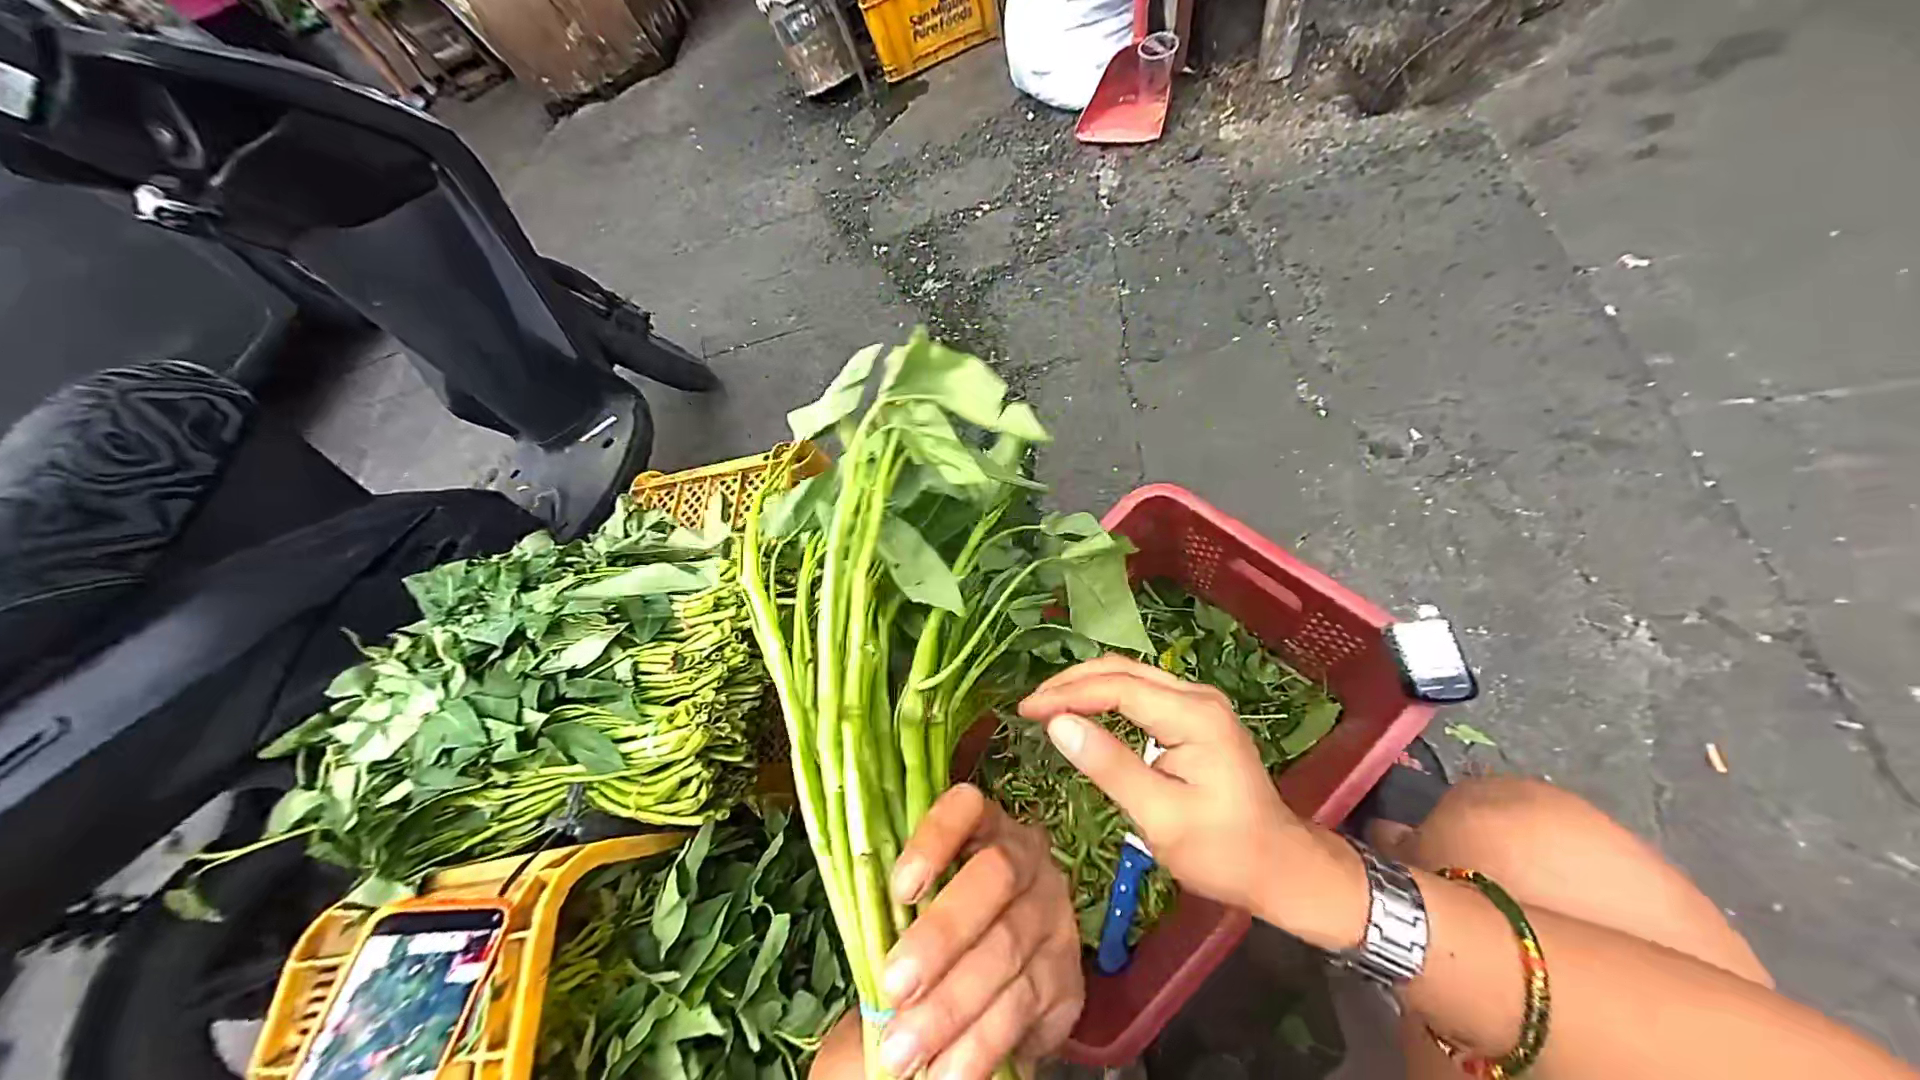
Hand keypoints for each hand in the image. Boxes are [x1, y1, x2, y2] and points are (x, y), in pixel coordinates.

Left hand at [874, 784, 1082, 1079]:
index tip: (900, 887)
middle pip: (994, 878)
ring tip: (903, 1050)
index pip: (966, 808)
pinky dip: (979, 1044)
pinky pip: (1022, 1007)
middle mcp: (1026, 858)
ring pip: (1006, 950)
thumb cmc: (943, 919)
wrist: (1000, 973)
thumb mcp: (923, 899)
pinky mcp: (1066, 974)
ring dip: (951, 1005)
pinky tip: (947, 1071)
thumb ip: (900, 901)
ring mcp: (1051, 914)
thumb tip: (858, 915)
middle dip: (942, 933)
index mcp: (984, 825)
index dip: (936, 838)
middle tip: (894, 985)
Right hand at [1017, 656, 1366, 950]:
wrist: (1281, 867)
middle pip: (1121, 669)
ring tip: (1046, 706)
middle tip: (1029, 706)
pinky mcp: (1194, 714)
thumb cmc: (1222, 851)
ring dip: (1085, 685)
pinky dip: (1104, 695)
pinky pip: (1140, 690)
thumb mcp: (1161, 817)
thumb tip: (1057, 724)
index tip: (1025, 711)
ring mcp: (1198, 702)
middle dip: (1070, 683)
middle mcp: (1196, 695)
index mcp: (1193, 715)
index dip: (1066, 695)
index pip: (1115, 688)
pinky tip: (1082, 711)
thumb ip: (1109, 765)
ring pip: (1129, 674)